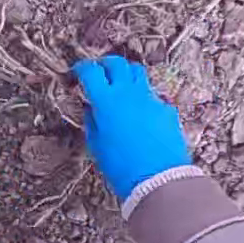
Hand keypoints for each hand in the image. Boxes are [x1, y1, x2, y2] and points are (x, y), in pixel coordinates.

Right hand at [72, 54, 190, 199]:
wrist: (159, 179)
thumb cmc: (123, 167)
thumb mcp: (97, 146)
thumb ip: (92, 122)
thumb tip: (91, 108)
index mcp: (107, 101)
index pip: (90, 71)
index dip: (81, 69)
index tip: (77, 73)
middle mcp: (129, 93)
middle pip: (117, 63)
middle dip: (105, 64)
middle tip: (99, 72)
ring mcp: (150, 99)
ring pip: (137, 72)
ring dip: (126, 74)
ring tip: (120, 86)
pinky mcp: (166, 109)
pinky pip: (152, 95)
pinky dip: (142, 99)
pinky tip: (140, 115)